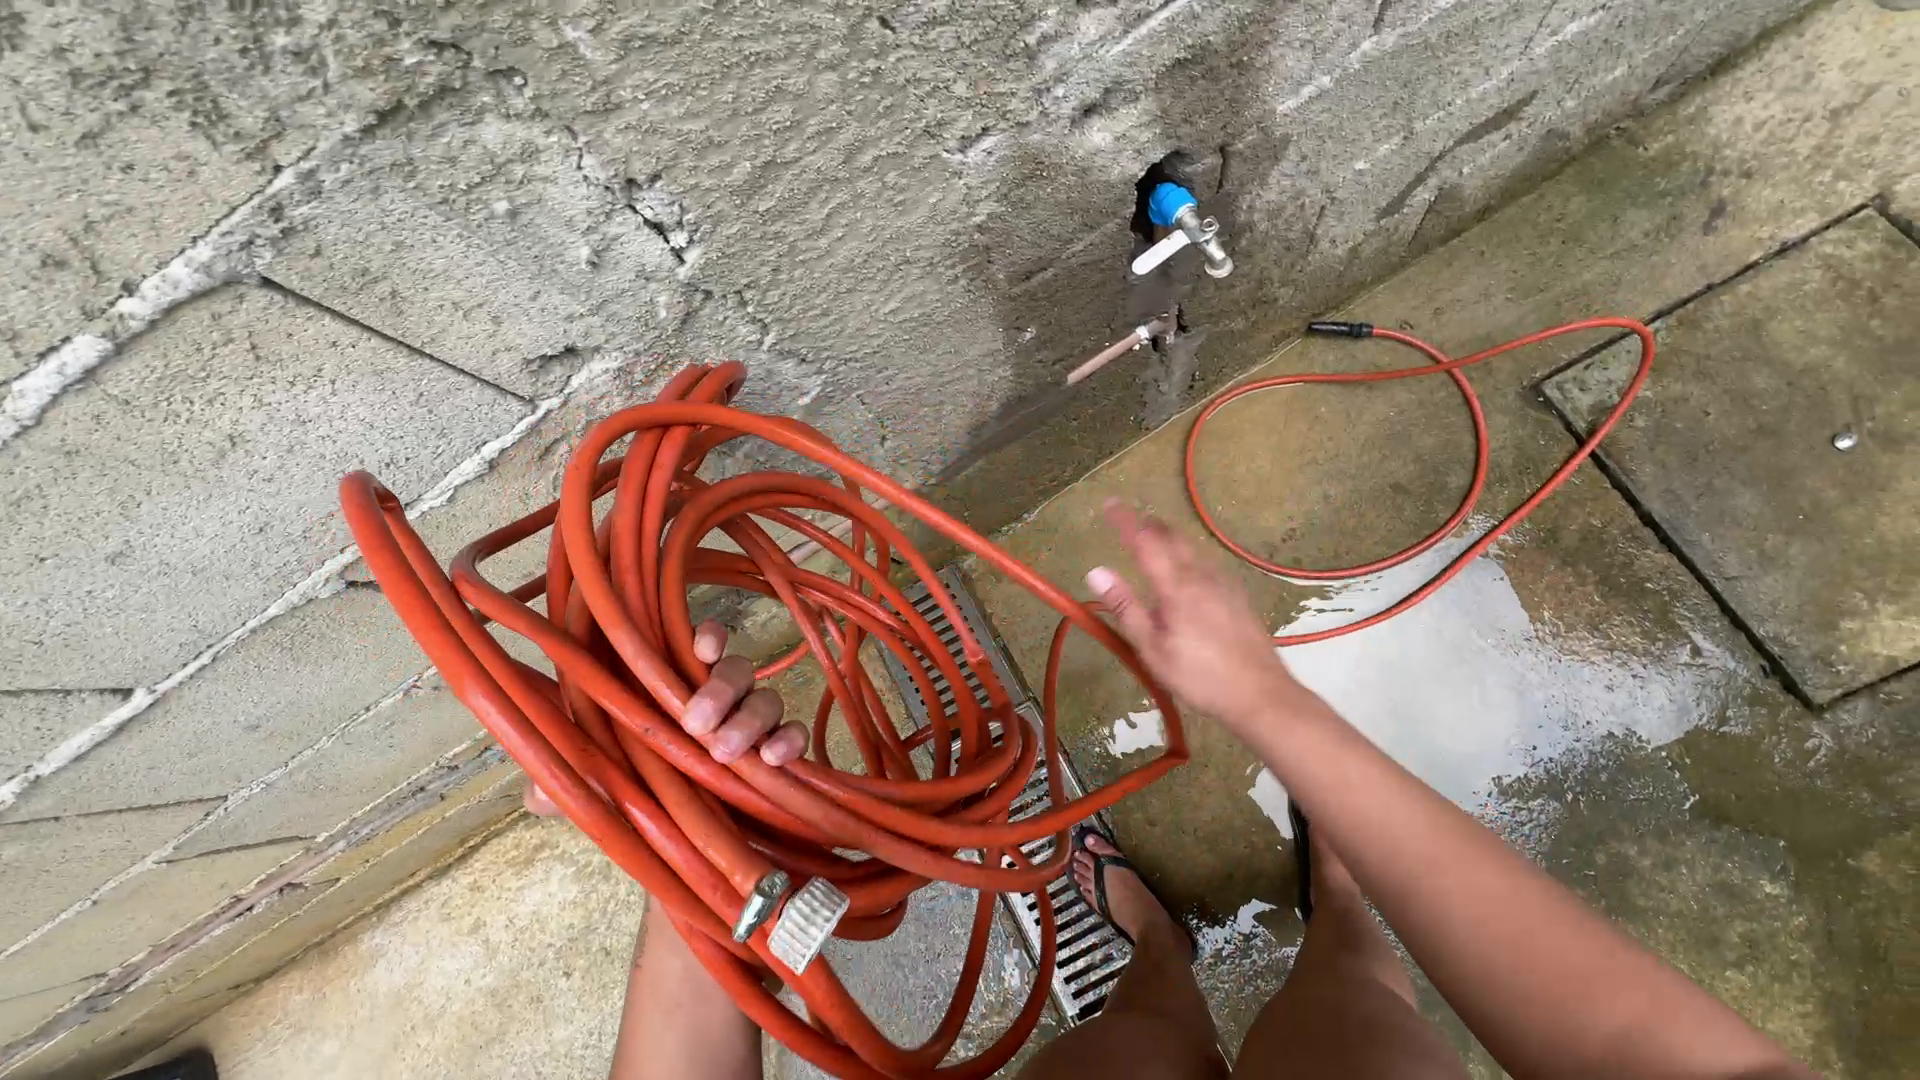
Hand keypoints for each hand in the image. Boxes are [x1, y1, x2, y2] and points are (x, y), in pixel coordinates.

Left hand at [525, 619, 806, 816]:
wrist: (677, 845)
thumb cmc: (634, 795)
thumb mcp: (594, 786)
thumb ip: (568, 782)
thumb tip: (538, 795)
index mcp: (676, 687)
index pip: (698, 646)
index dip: (708, 638)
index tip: (701, 649)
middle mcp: (720, 697)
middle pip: (736, 671)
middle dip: (721, 690)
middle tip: (697, 724)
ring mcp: (751, 724)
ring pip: (765, 699)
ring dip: (750, 719)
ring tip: (725, 751)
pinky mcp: (777, 755)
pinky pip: (795, 734)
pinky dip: (791, 740)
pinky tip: (775, 759)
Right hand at [1086, 499, 1298, 724]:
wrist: (1261, 694)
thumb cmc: (1199, 676)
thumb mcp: (1152, 649)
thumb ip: (1125, 608)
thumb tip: (1096, 571)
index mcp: (1176, 587)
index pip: (1144, 542)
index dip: (1125, 521)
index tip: (1109, 504)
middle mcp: (1201, 576)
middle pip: (1172, 536)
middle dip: (1148, 523)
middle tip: (1128, 520)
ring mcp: (1224, 583)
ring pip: (1192, 547)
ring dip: (1168, 536)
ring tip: (1152, 538)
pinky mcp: (1237, 595)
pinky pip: (1206, 562)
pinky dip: (1187, 553)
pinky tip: (1186, 569)